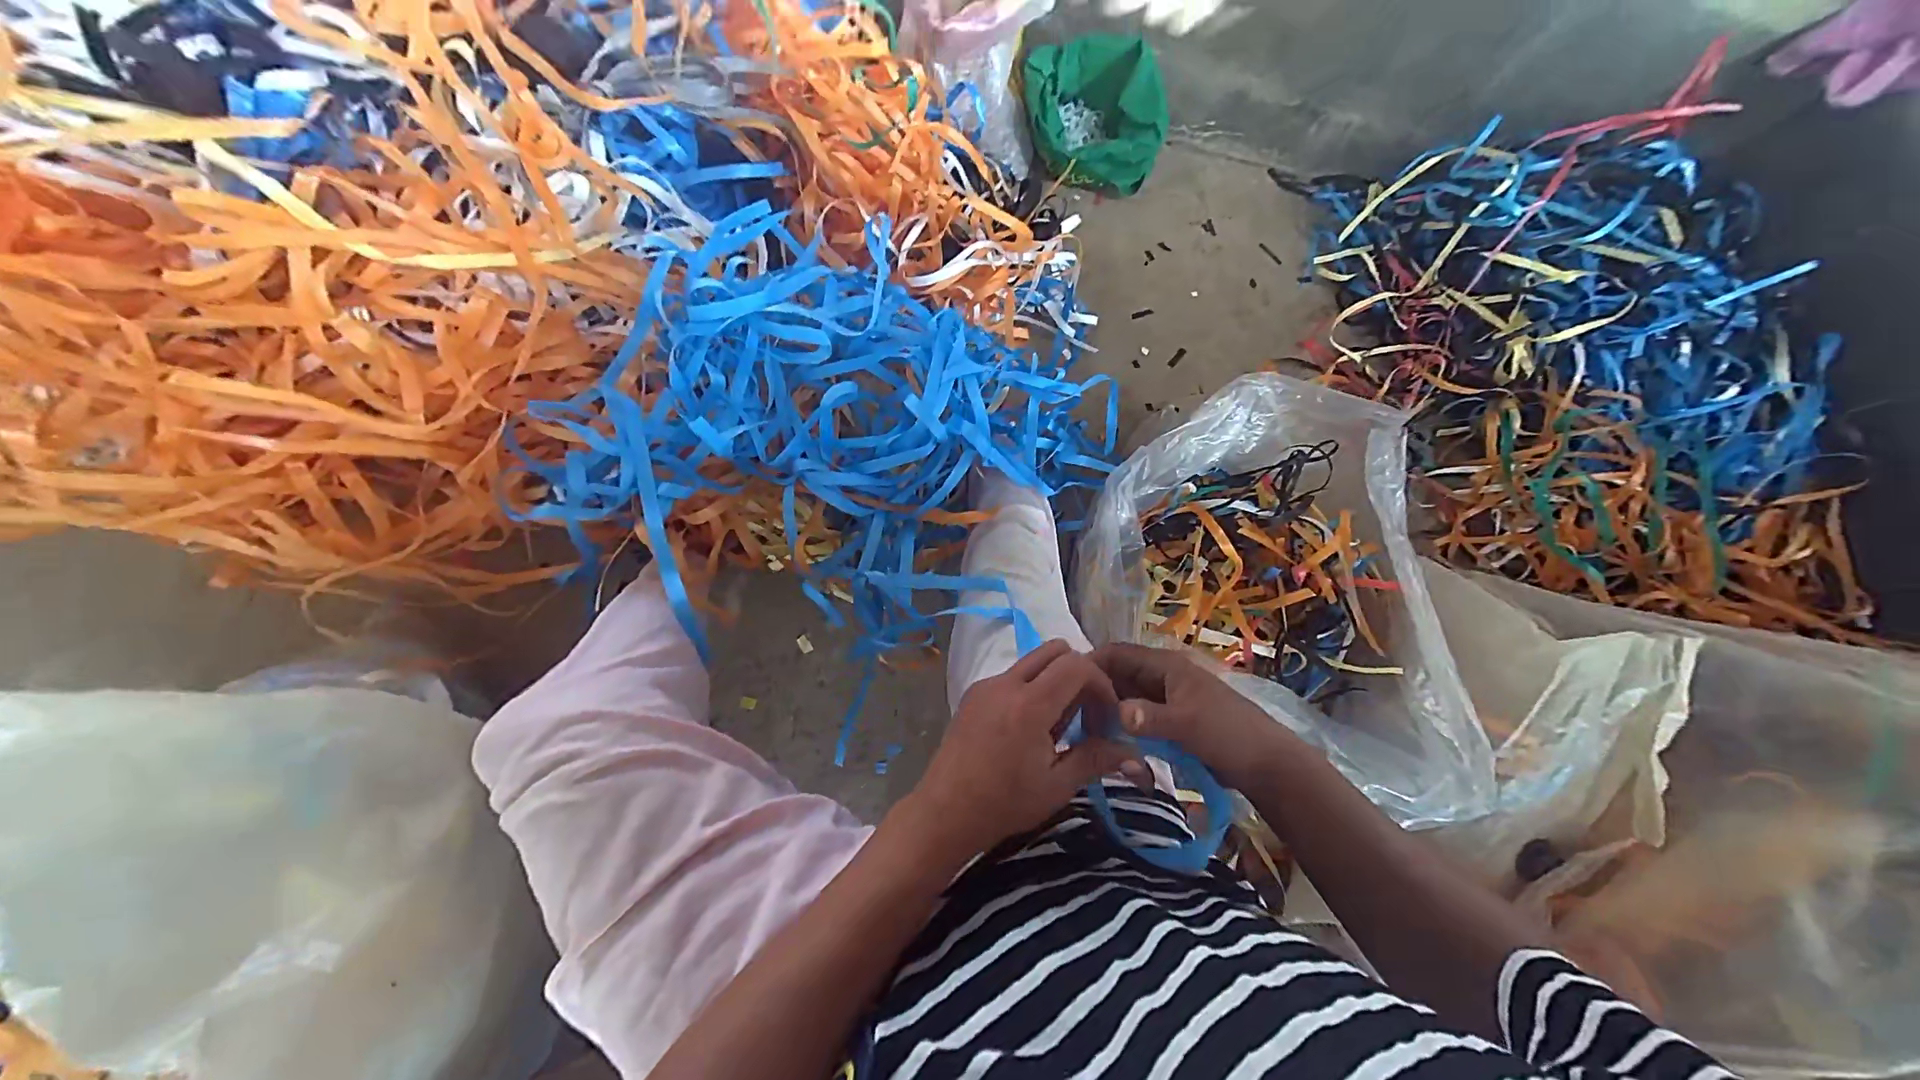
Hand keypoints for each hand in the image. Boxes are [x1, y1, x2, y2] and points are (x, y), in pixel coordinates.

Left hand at [901, 640, 1135, 863]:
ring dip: (1054, 680)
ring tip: (1057, 725)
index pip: (1076, 664)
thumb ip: (1096, 759)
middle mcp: (1006, 684)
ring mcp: (985, 685)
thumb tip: (1136, 754)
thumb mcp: (1057, 785)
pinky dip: (1031, 688)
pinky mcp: (973, 694)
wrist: (945, 812)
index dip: (1100, 684)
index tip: (1106, 715)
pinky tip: (1028, 729)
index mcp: (1029, 704)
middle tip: (1086, 712)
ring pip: (1032, 661)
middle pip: (1055, 650)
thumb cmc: (1004, 804)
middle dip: (1080, 673)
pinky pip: (1012, 676)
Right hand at [1091, 642, 1306, 791]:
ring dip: (1107, 708)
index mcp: (1166, 666)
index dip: (1090, 663)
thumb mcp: (1188, 726)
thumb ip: (1151, 718)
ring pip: (1126, 696)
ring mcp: (1167, 698)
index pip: (1117, 653)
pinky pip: (1138, 715)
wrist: (1269, 765)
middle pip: (1118, 674)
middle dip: (1095, 689)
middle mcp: (1163, 676)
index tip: (1064, 684)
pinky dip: (1122, 723)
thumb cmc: (1229, 735)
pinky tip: (1109, 739)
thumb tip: (1115, 712)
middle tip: (1070, 713)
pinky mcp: (1171, 720)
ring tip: (1084, 728)